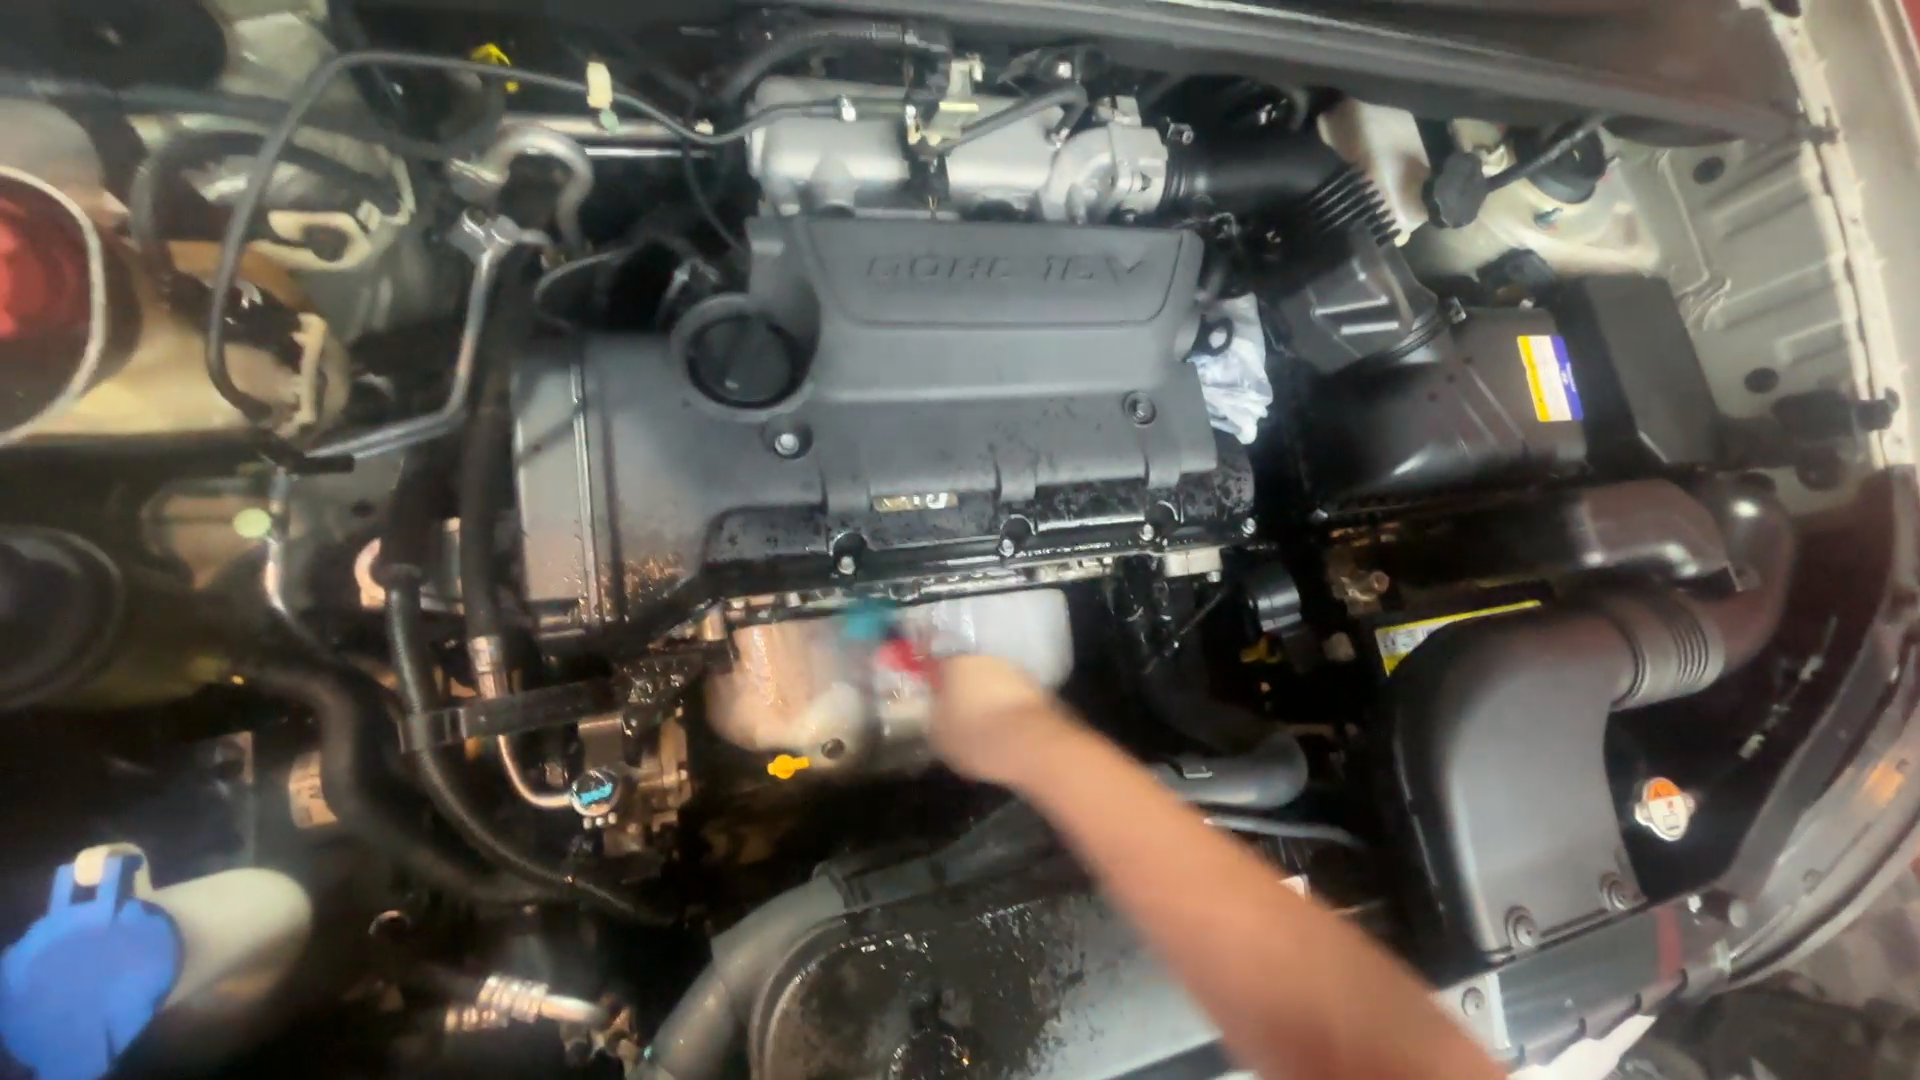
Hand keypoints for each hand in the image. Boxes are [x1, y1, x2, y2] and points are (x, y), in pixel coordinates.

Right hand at [930, 655, 1083, 786]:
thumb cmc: (976, 737)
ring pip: (994, 683)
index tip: (932, 697)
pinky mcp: (1039, 690)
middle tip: (958, 714)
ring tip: (984, 726)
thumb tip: (936, 711)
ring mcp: (1016, 672)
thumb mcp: (938, 735)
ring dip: (989, 698)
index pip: (938, 664)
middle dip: (964, 689)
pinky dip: (1009, 709)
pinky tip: (1006, 731)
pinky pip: (1013, 698)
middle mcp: (987, 659)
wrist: (1034, 746)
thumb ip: (934, 717)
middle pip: (969, 671)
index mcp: (956, 663)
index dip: (934, 681)